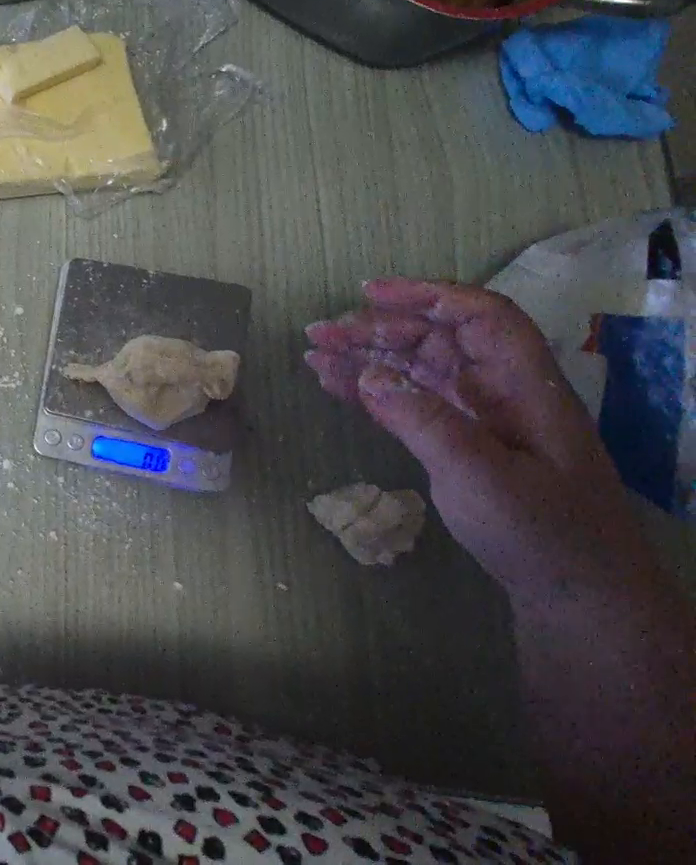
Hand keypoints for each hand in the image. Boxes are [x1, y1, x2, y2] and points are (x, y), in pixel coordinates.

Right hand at [304, 279, 654, 600]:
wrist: (577, 594)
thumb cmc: (541, 532)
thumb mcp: (480, 475)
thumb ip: (424, 420)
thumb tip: (368, 375)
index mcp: (524, 388)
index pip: (481, 318)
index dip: (428, 296)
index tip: (367, 294)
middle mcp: (500, 393)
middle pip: (438, 339)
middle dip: (379, 329)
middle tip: (319, 334)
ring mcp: (478, 419)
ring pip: (416, 369)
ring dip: (365, 357)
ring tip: (313, 353)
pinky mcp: (458, 444)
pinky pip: (408, 401)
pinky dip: (370, 389)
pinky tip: (334, 384)